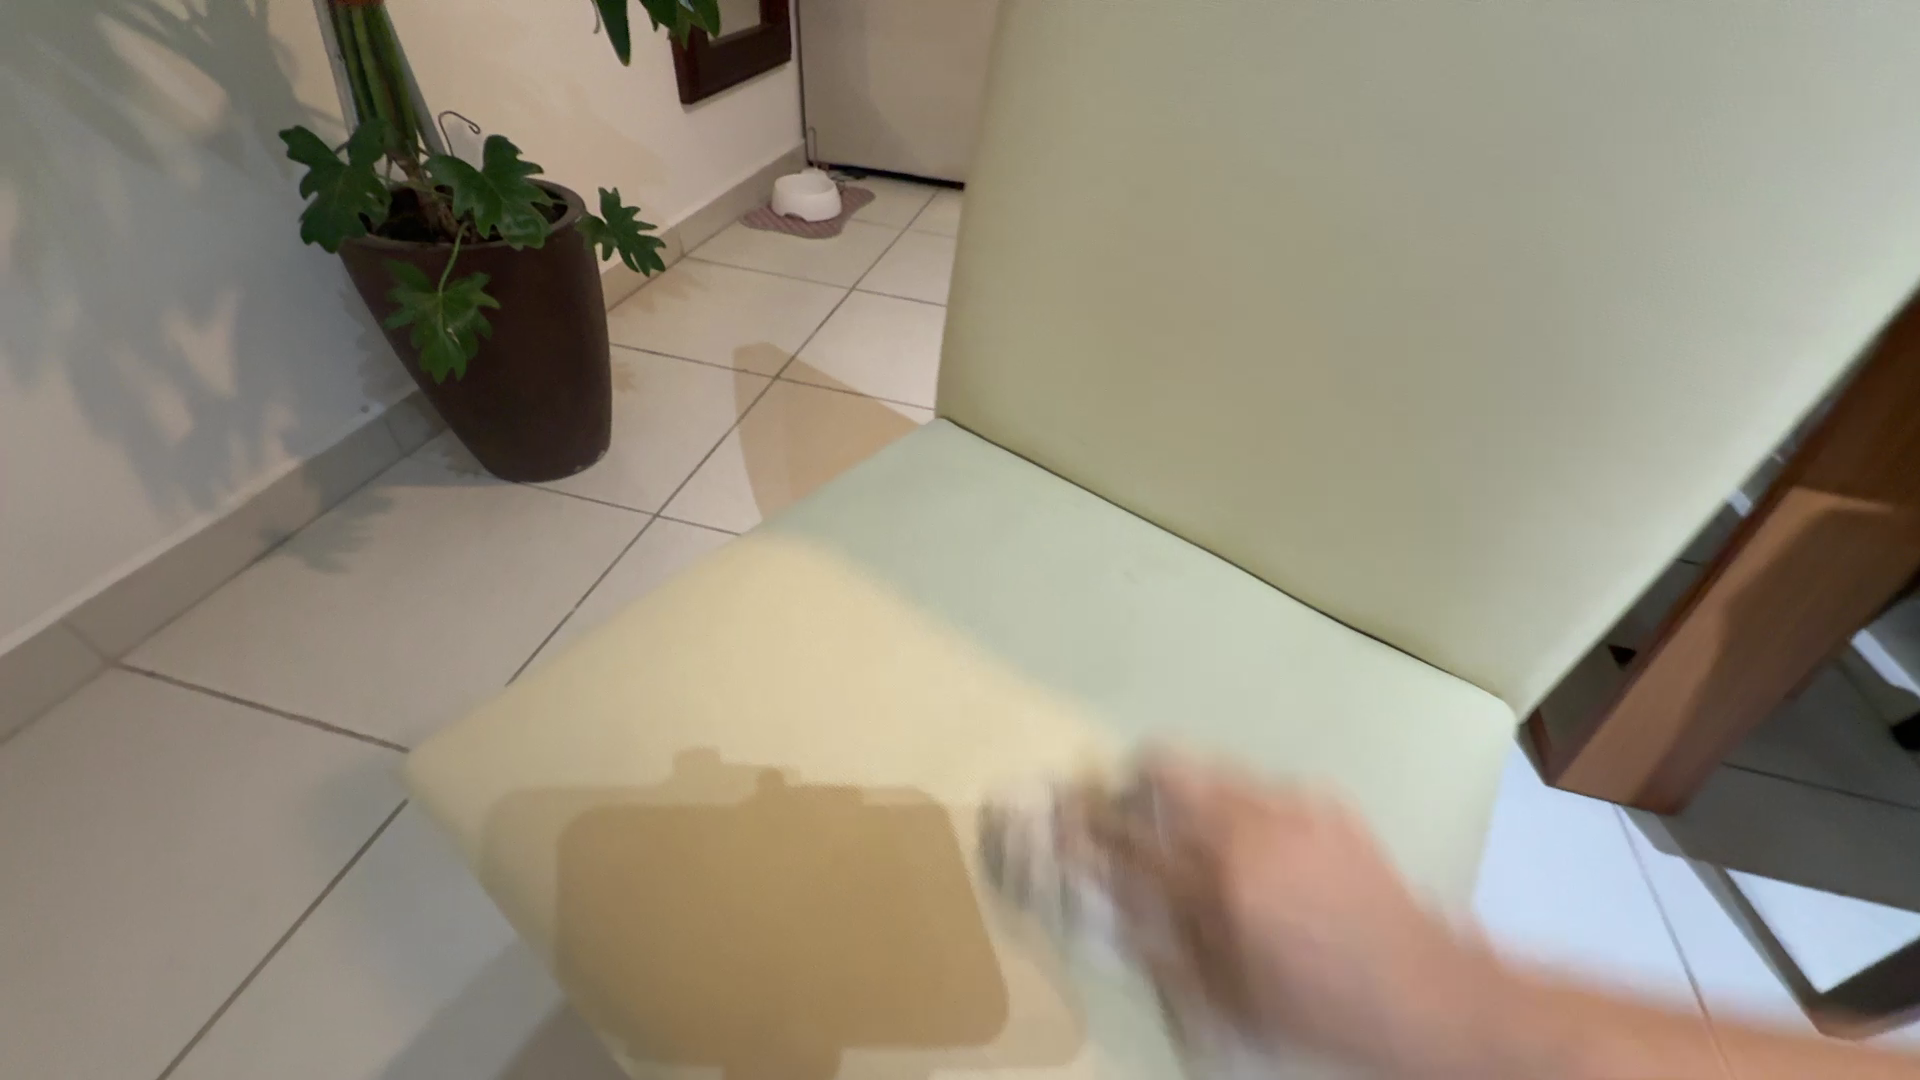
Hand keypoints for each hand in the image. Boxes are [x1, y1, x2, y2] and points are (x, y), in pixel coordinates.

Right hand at [1085, 754, 1508, 1076]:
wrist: (1429, 993)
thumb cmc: (1318, 1011)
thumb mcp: (1228, 999)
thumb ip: (1160, 947)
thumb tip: (1110, 909)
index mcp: (1215, 885)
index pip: (1125, 839)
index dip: (1084, 821)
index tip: (1059, 808)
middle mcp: (1245, 830)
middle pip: (1164, 769)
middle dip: (1131, 779)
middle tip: (1124, 801)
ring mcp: (1287, 806)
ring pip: (1208, 769)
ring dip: (1185, 791)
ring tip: (1195, 825)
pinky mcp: (1321, 800)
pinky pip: (1259, 789)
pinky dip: (1243, 809)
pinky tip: (1265, 847)